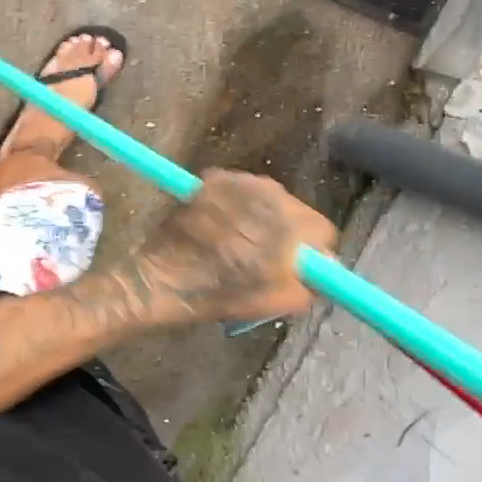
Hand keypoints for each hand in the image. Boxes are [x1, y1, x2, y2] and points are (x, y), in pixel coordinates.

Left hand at [120, 168, 335, 324]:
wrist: (159, 280)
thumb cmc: (216, 296)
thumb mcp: (274, 302)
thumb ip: (309, 286)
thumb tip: (321, 271)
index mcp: (291, 229)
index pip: (323, 233)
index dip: (311, 251)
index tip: (296, 264)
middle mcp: (272, 197)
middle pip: (296, 210)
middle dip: (285, 232)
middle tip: (262, 255)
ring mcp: (241, 183)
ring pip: (268, 198)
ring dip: (259, 216)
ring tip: (236, 241)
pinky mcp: (214, 179)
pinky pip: (239, 190)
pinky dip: (233, 206)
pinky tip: (217, 227)